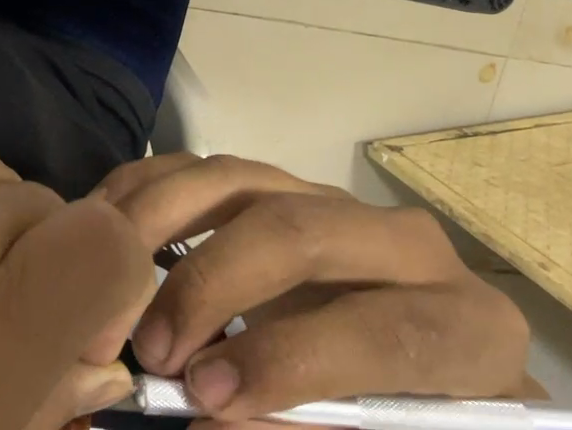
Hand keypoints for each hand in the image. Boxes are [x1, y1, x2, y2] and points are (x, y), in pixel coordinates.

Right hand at [95, 154, 532, 426]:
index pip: (381, 332)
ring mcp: (331, 200)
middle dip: (210, 287)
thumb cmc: (406, 420)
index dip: (287, 363)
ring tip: (111, 281)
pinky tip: (106, 224)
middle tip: (151, 350)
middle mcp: (404, 244)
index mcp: (464, 330)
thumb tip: (211, 417)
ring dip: (161, 223)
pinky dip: (147, 189)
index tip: (204, 395)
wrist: (421, 381)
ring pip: (237, 180)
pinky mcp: (277, 184)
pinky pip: (203, 167)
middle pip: (296, 232)